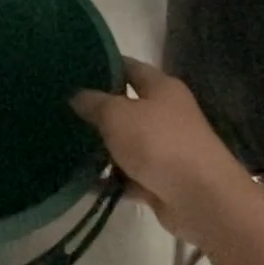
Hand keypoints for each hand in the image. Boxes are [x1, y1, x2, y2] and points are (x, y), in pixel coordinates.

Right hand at [70, 60, 253, 243]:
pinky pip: (129, 176)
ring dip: (102, 148)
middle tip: (62, 110)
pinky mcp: (161, 180)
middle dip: (97, 111)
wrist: (200, 198)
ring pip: (126, 143)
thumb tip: (76, 94)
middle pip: (126, 107)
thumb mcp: (118, 115)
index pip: (129, 67)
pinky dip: (111, 180)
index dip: (104, 65)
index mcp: (162, 88)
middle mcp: (166, 114)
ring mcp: (165, 149)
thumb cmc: (159, 143)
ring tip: (65, 146)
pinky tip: (82, 182)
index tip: (73, 69)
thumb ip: (94, 103)